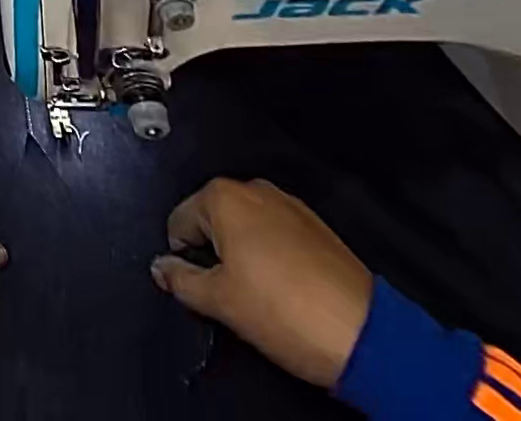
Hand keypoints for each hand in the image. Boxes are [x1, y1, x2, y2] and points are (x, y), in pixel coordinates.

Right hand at [151, 178, 373, 388]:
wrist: (360, 331)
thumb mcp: (219, 300)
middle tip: (229, 291)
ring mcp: (286, 201)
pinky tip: (283, 285)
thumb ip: (180, 279)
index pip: (178, 222)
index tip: (202, 285)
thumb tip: (160, 267)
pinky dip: (268, 252)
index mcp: (223, 196)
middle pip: (210, 218)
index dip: (183, 257)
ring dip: (240, 252)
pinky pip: (272, 230)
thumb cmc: (281, 310)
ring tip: (259, 291)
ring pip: (242, 225)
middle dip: (212, 252)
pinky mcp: (311, 221)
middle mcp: (253, 188)